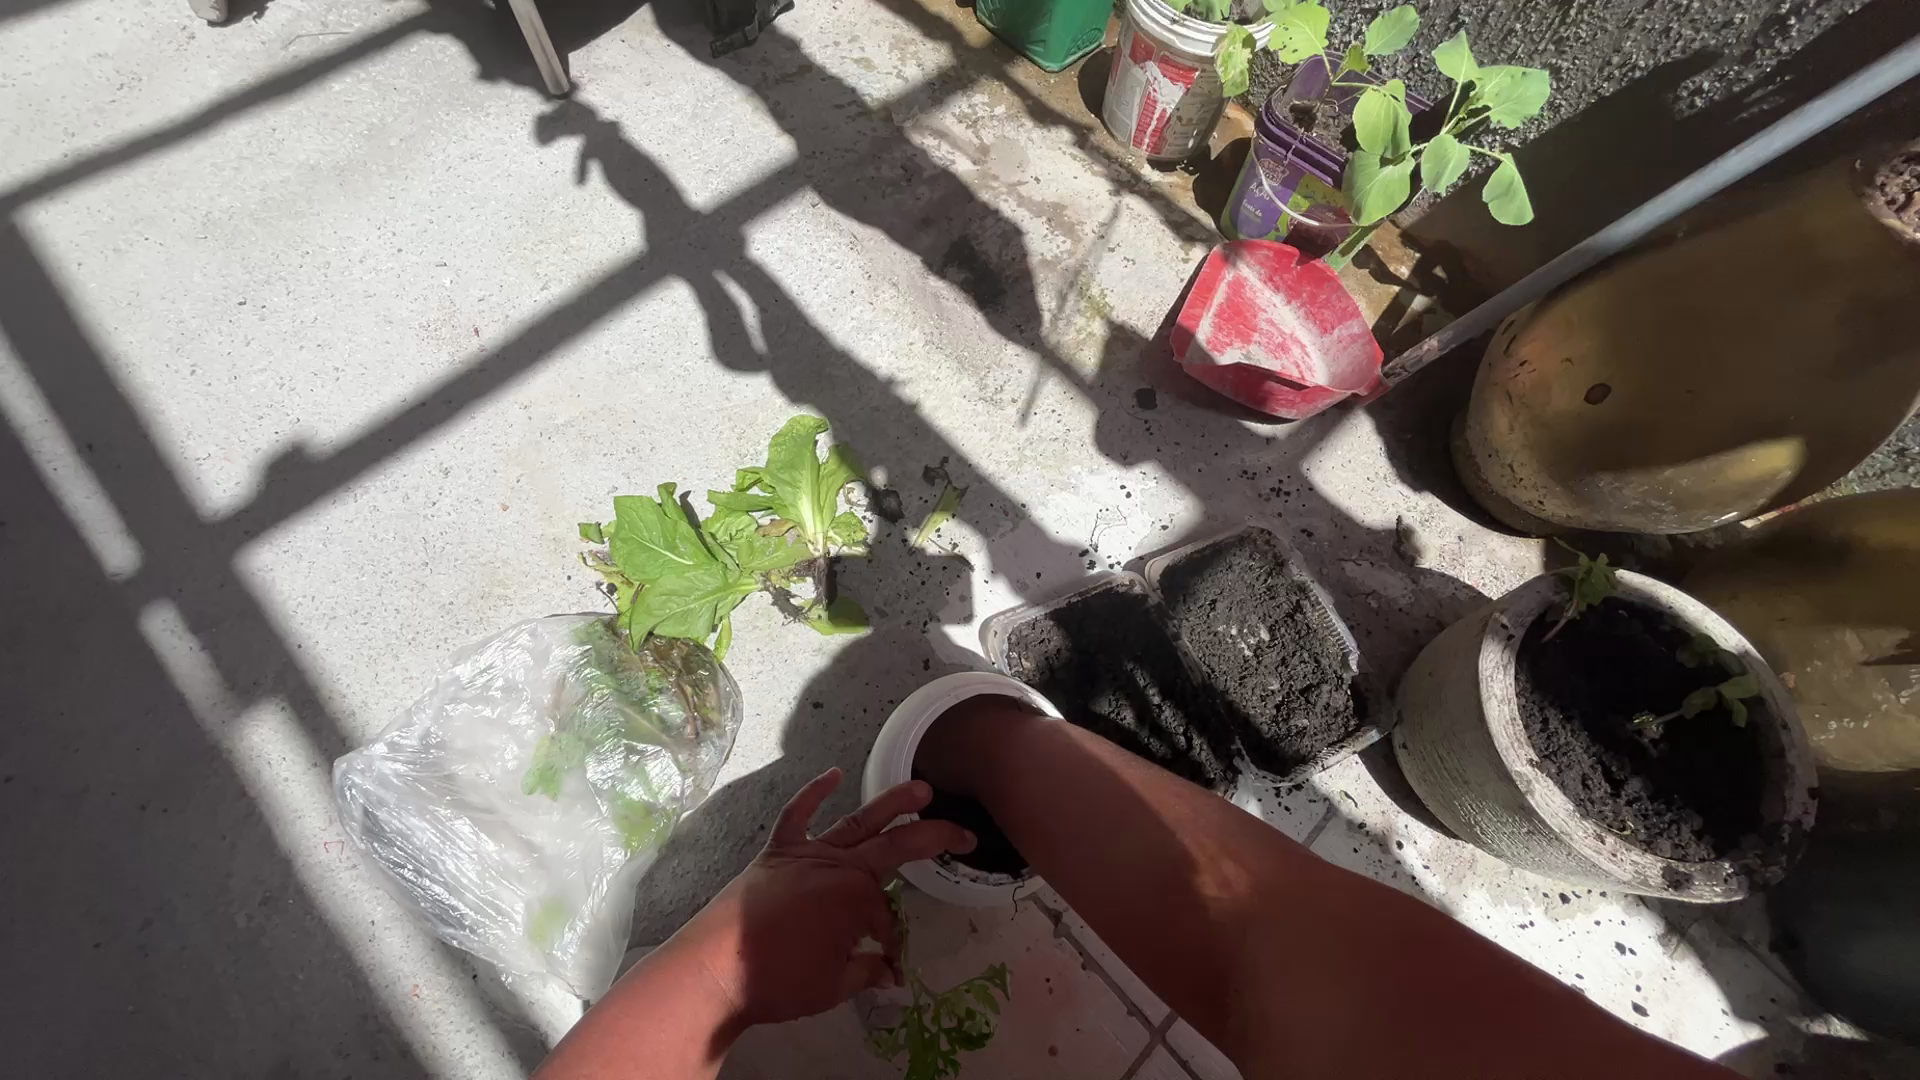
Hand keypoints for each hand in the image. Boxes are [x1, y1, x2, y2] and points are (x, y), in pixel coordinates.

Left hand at [673, 768, 975, 1029]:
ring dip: (892, 803)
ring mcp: (809, 853)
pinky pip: (798, 815)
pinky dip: (814, 793)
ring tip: (921, 789)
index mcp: (857, 899)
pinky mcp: (779, 850)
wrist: (715, 969)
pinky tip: (833, 773)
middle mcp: (841, 867)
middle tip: (964, 833)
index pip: (888, 915)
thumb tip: (892, 974)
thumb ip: (867, 971)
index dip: (892, 941)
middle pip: (897, 847)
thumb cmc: (776, 981)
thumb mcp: (833, 987)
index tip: (888, 962)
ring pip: (859, 822)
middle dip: (935, 837)